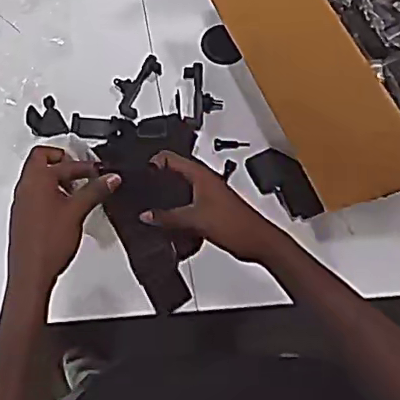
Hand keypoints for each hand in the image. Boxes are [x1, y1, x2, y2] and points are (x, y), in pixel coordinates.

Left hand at [7, 146, 119, 305]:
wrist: (31, 272)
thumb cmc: (46, 244)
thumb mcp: (77, 211)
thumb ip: (95, 191)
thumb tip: (109, 178)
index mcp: (36, 179)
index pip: (59, 158)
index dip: (83, 164)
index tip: (98, 171)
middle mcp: (25, 187)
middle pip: (41, 159)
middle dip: (64, 161)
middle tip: (82, 170)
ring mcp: (21, 201)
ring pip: (38, 177)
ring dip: (58, 178)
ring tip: (78, 189)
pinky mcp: (23, 215)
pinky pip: (36, 194)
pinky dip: (52, 192)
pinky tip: (66, 207)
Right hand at [140, 150, 288, 264]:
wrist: (259, 242)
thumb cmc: (239, 225)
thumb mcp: (195, 220)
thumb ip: (167, 217)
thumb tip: (147, 215)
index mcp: (201, 175)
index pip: (169, 157)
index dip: (152, 162)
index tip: (140, 174)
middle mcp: (205, 181)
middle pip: (174, 172)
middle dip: (157, 180)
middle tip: (142, 188)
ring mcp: (208, 194)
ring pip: (180, 189)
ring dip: (167, 196)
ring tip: (152, 206)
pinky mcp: (210, 208)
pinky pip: (187, 204)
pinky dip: (177, 210)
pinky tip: (170, 222)